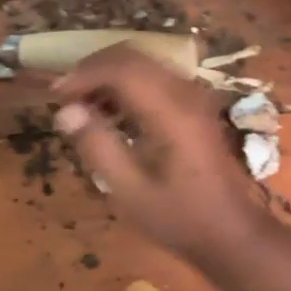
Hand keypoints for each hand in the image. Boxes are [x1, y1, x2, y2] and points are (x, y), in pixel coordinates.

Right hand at [53, 47, 271, 263]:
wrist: (234, 235)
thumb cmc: (180, 217)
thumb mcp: (130, 191)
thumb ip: (98, 147)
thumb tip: (65, 112)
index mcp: (170, 112)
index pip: (120, 69)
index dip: (83, 75)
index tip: (56, 96)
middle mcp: (184, 93)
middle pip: (131, 56)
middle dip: (92, 69)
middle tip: (65, 98)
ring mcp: (192, 96)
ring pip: (142, 62)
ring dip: (107, 74)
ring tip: (83, 105)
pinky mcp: (193, 104)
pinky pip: (153, 75)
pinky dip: (124, 82)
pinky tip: (110, 112)